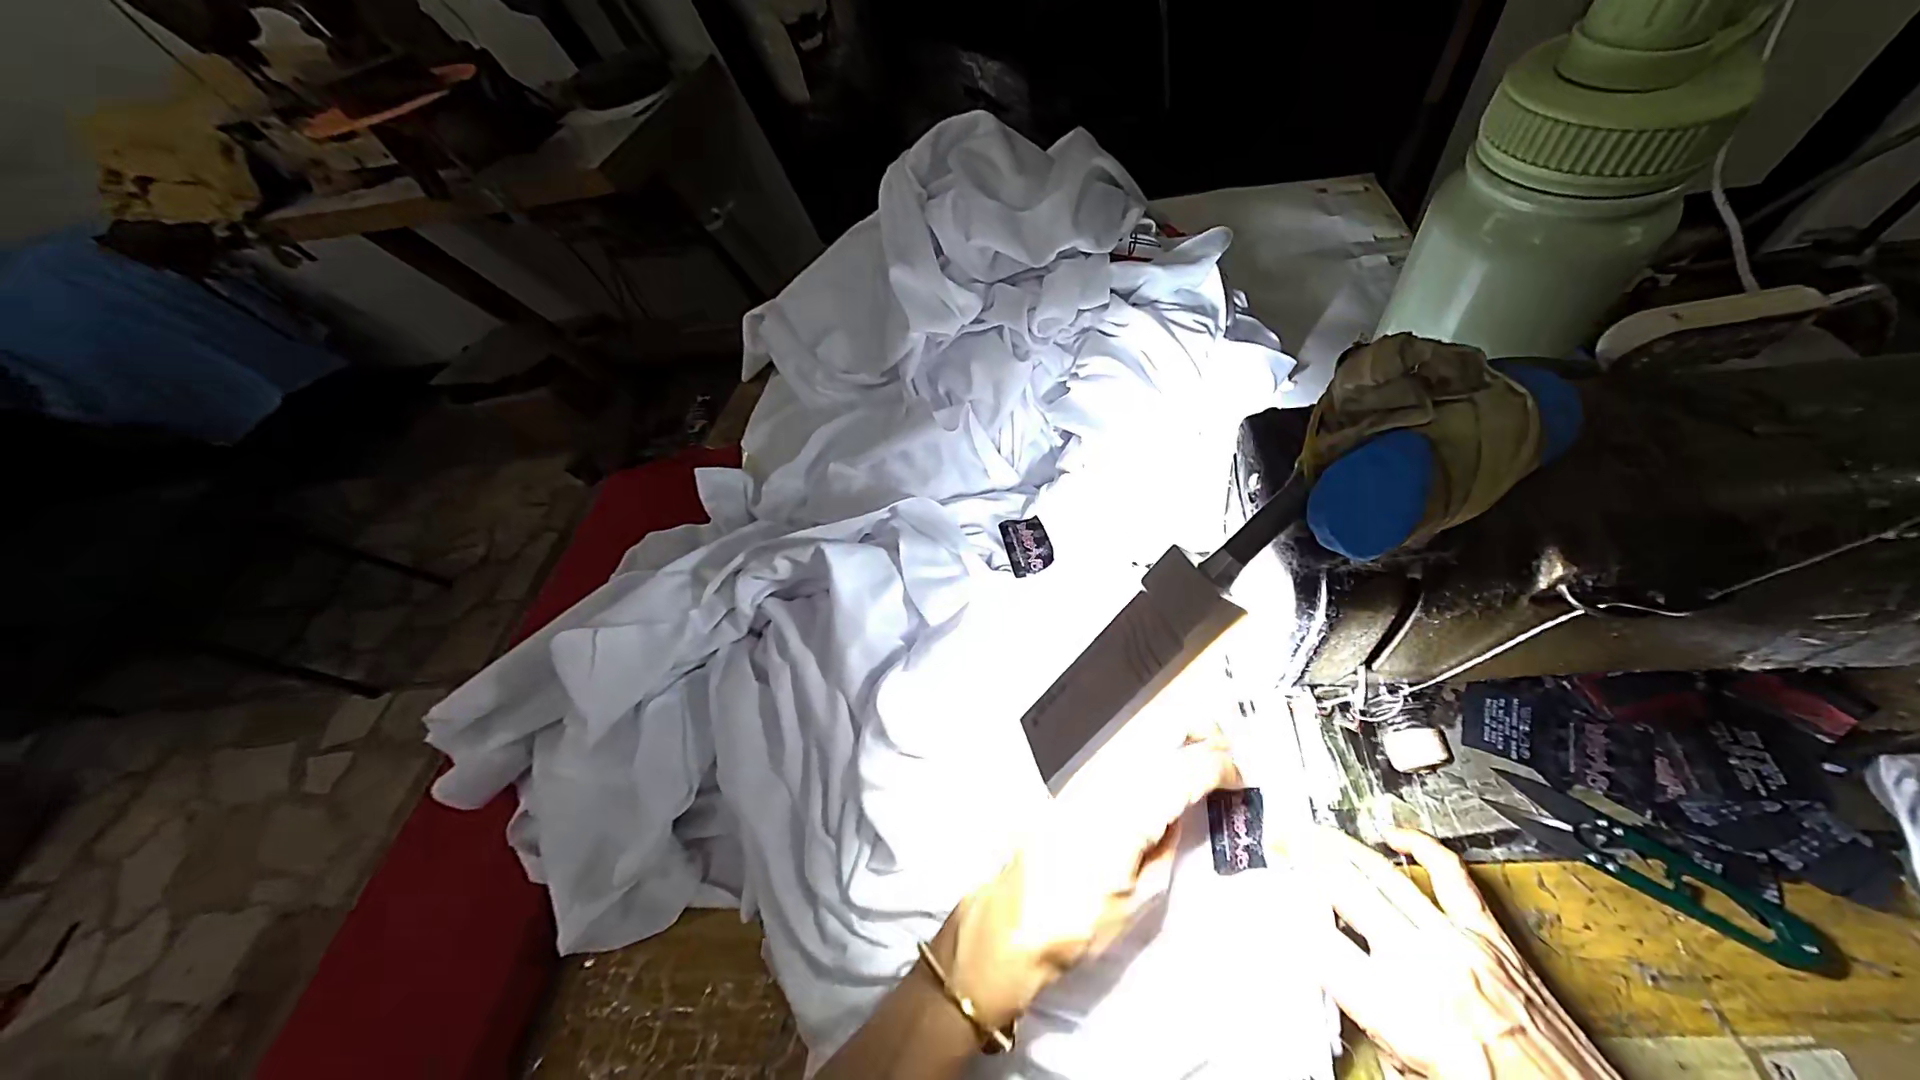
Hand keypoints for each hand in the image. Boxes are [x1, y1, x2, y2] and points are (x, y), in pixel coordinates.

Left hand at [934, 724, 1241, 1029]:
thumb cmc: (1077, 923)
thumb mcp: (1139, 897)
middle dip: (1196, 739)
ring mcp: (1081, 782)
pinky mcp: (1068, 788)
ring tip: (1201, 747)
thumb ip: (1165, 846)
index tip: (1241, 776)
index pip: (1181, 772)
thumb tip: (1179, 813)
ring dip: (1171, 742)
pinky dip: (1146, 755)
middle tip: (1227, 746)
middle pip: (1157, 744)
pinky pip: (1117, 760)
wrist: (1011, 922)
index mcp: (1126, 814)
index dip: (1217, 767)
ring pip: (1137, 746)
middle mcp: (1102, 785)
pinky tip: (1157, 766)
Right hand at [1289, 825, 1621, 1079]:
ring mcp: (1461, 944)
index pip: (1315, 936)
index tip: (1268, 894)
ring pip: (1381, 871)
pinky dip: (1420, 844)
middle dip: (1300, 855)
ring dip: (1338, 844)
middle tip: (1278, 842)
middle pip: (1341, 884)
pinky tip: (1395, 833)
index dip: (1283, 908)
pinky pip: (1450, 875)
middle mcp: (1425, 967)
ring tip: (1312, 831)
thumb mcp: (1410, 1070)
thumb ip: (1369, 1019)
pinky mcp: (1495, 939)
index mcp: (1398, 1011)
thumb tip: (1344, 982)